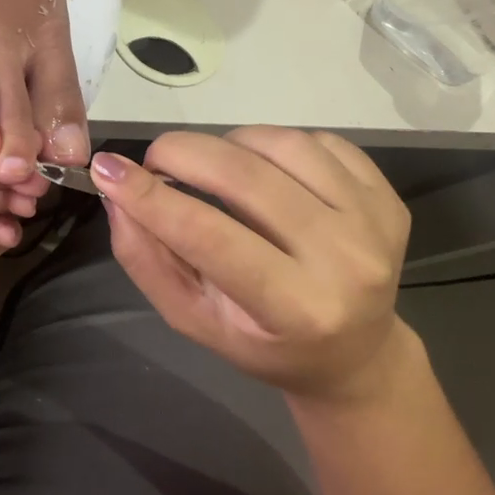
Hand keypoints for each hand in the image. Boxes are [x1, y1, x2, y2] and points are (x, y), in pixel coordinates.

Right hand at [90, 128, 412, 403]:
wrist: (354, 354)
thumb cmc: (261, 343)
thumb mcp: (190, 317)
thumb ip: (145, 259)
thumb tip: (115, 193)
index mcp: (295, 308)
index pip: (210, 236)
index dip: (150, 196)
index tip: (105, 168)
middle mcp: (345, 263)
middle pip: (246, 178)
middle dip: (181, 153)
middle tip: (154, 161)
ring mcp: (373, 224)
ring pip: (281, 145)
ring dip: (226, 143)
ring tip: (209, 166)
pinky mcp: (388, 197)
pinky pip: (318, 141)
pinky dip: (271, 142)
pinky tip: (258, 168)